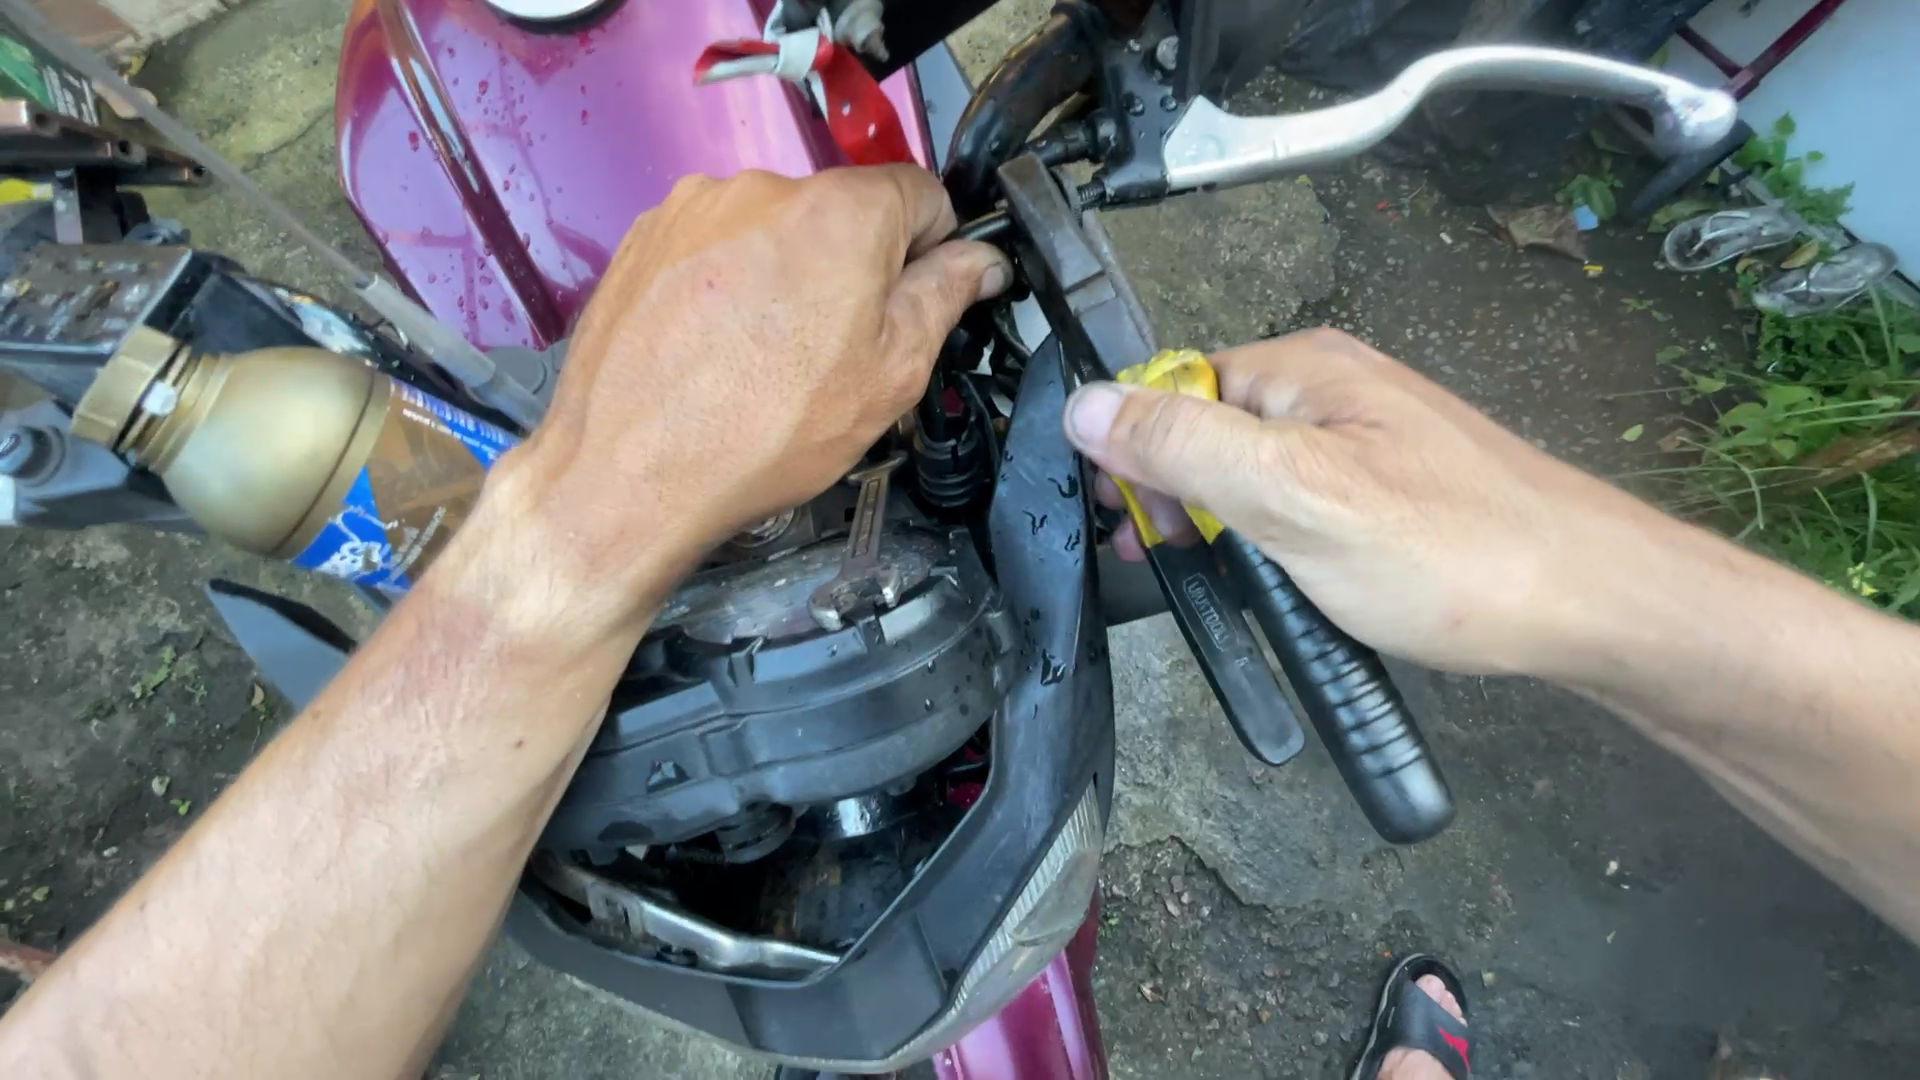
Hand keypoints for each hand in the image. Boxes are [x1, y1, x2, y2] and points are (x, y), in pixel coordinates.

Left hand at [478, 166, 1009, 633]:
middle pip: (846, 213)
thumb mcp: (891, 375)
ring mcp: (696, 208)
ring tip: (770, 358)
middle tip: (839, 350)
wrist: (632, 471)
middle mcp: (765, 189)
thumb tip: (980, 260)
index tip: (917, 296)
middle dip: (859, 270)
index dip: (934, 249)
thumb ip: (945, 298)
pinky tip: (722, 348)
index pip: (922, 194)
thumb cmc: (767, 432)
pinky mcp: (648, 237)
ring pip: (780, 231)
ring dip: (793, 278)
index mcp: (841, 215)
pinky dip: (735, 284)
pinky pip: (721, 246)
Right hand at [1063, 328, 1679, 673]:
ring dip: (1208, 514)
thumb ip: (1183, 447)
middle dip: (1167, 486)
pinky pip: (1286, 493)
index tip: (1127, 521)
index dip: (1136, 451)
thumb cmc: (1444, 553)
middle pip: (1204, 423)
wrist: (1598, 608)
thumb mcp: (1292, 496)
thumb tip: (1083, 405)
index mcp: (1300, 370)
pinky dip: (1256, 529)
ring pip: (1243, 465)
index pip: (1173, 386)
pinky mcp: (1377, 483)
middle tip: (1158, 552)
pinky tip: (1260, 568)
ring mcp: (1356, 437)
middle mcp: (1325, 388)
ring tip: (1202, 569)